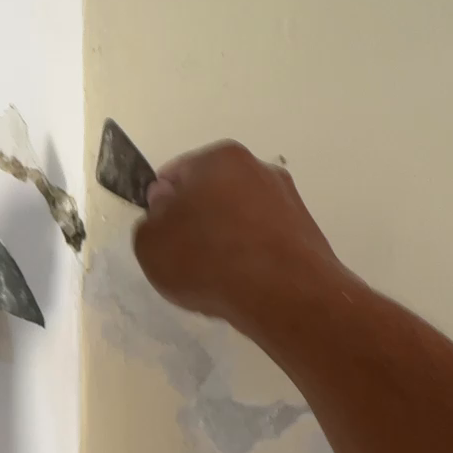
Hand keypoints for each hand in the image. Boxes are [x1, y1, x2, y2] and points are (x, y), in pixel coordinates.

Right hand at [132, 140, 348, 335]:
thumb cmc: (206, 260)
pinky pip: (259, 237)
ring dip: (221, 237)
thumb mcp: (149, 243)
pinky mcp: (303, 228)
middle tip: (181, 256)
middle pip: (208, 192)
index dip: (159, 206)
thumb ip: (150, 220)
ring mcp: (285, 197)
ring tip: (212, 273)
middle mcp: (256, 167)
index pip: (173, 175)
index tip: (158, 234)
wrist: (282, 294)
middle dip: (194, 218)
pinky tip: (238, 279)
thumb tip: (167, 207)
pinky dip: (246, 253)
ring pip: (236, 215)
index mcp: (217, 158)